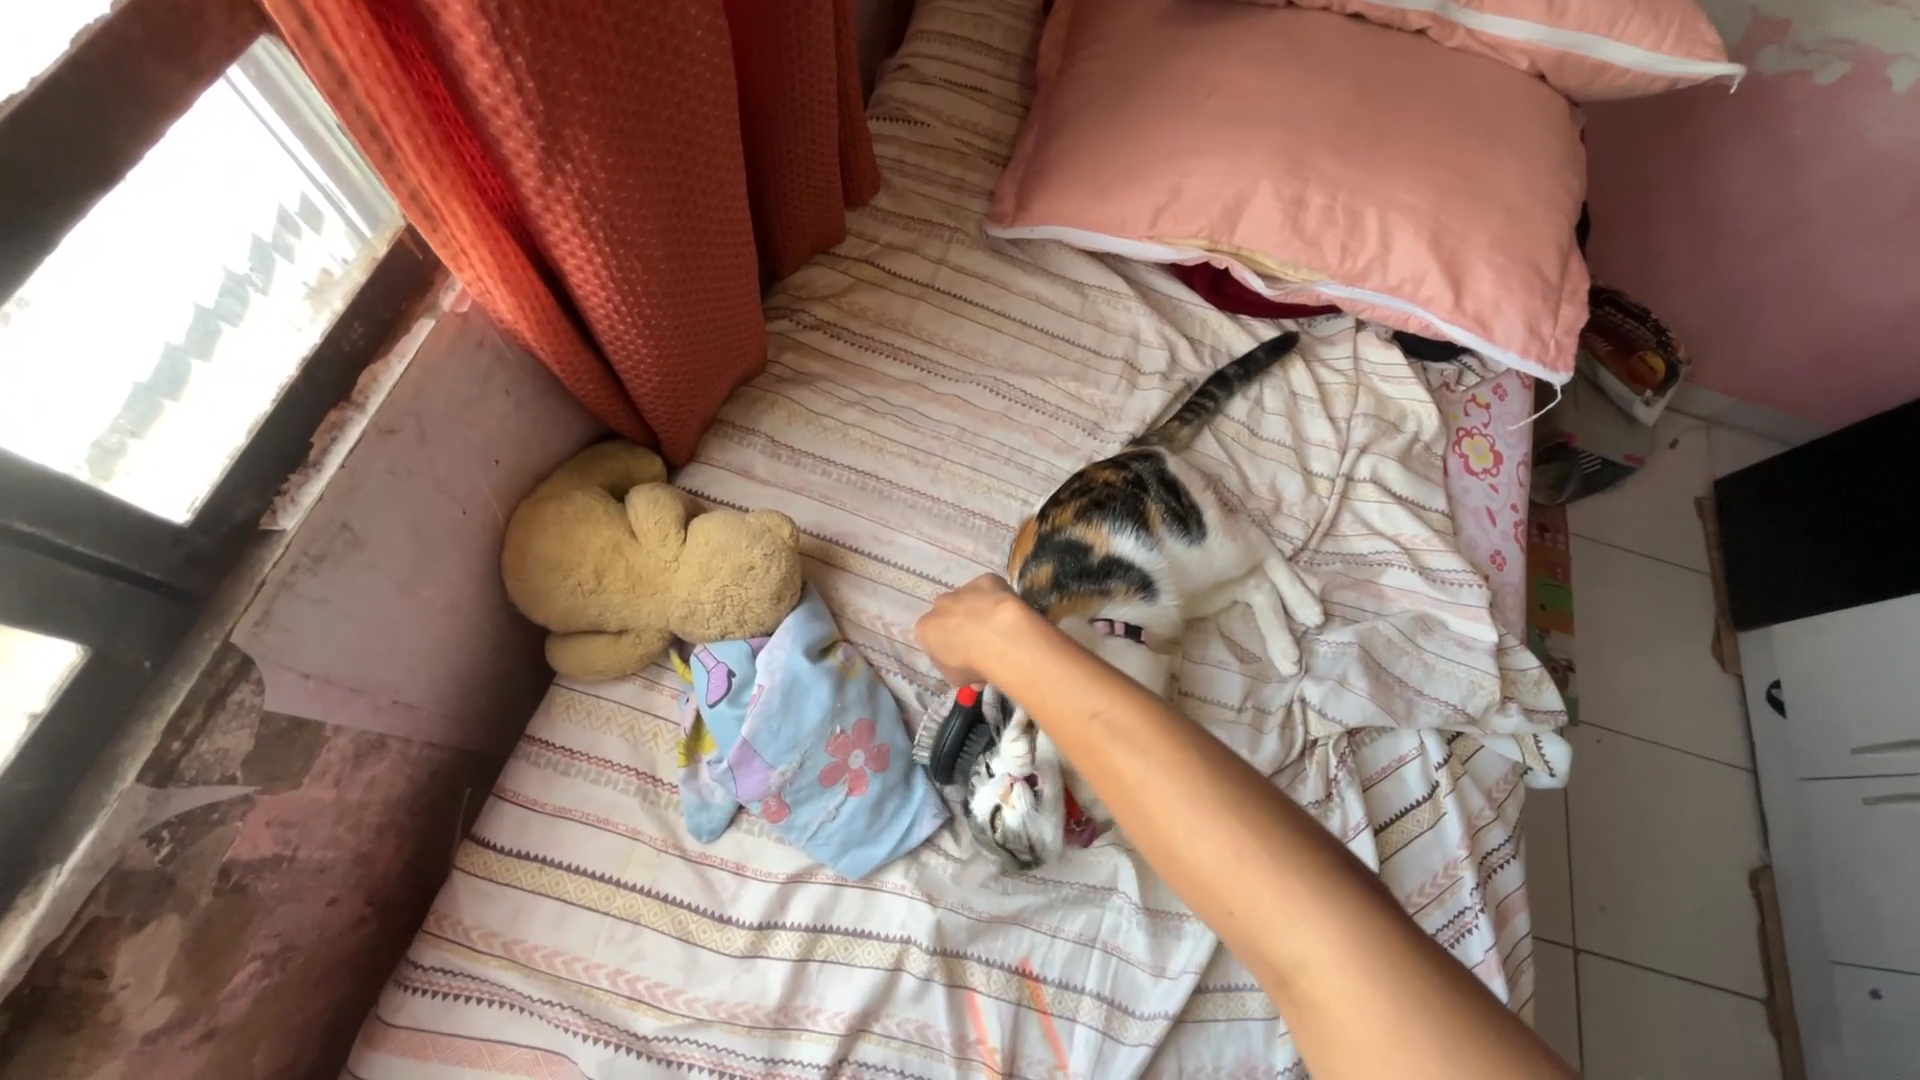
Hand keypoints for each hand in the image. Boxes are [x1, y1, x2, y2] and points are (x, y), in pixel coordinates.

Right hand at [914, 574, 1029, 686]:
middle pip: (947, 614)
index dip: (947, 647)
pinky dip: (997, 598)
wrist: (998, 637)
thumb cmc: (971, 663)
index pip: (931, 637)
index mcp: (925, 629)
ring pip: (968, 599)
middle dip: (960, 625)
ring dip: (978, 610)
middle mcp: (939, 605)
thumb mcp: (957, 678)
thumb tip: (969, 673)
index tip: (963, 657)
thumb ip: (956, 670)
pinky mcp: (986, 579)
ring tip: (998, 628)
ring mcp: (962, 589)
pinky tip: (1008, 612)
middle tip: (981, 642)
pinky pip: (990, 589)